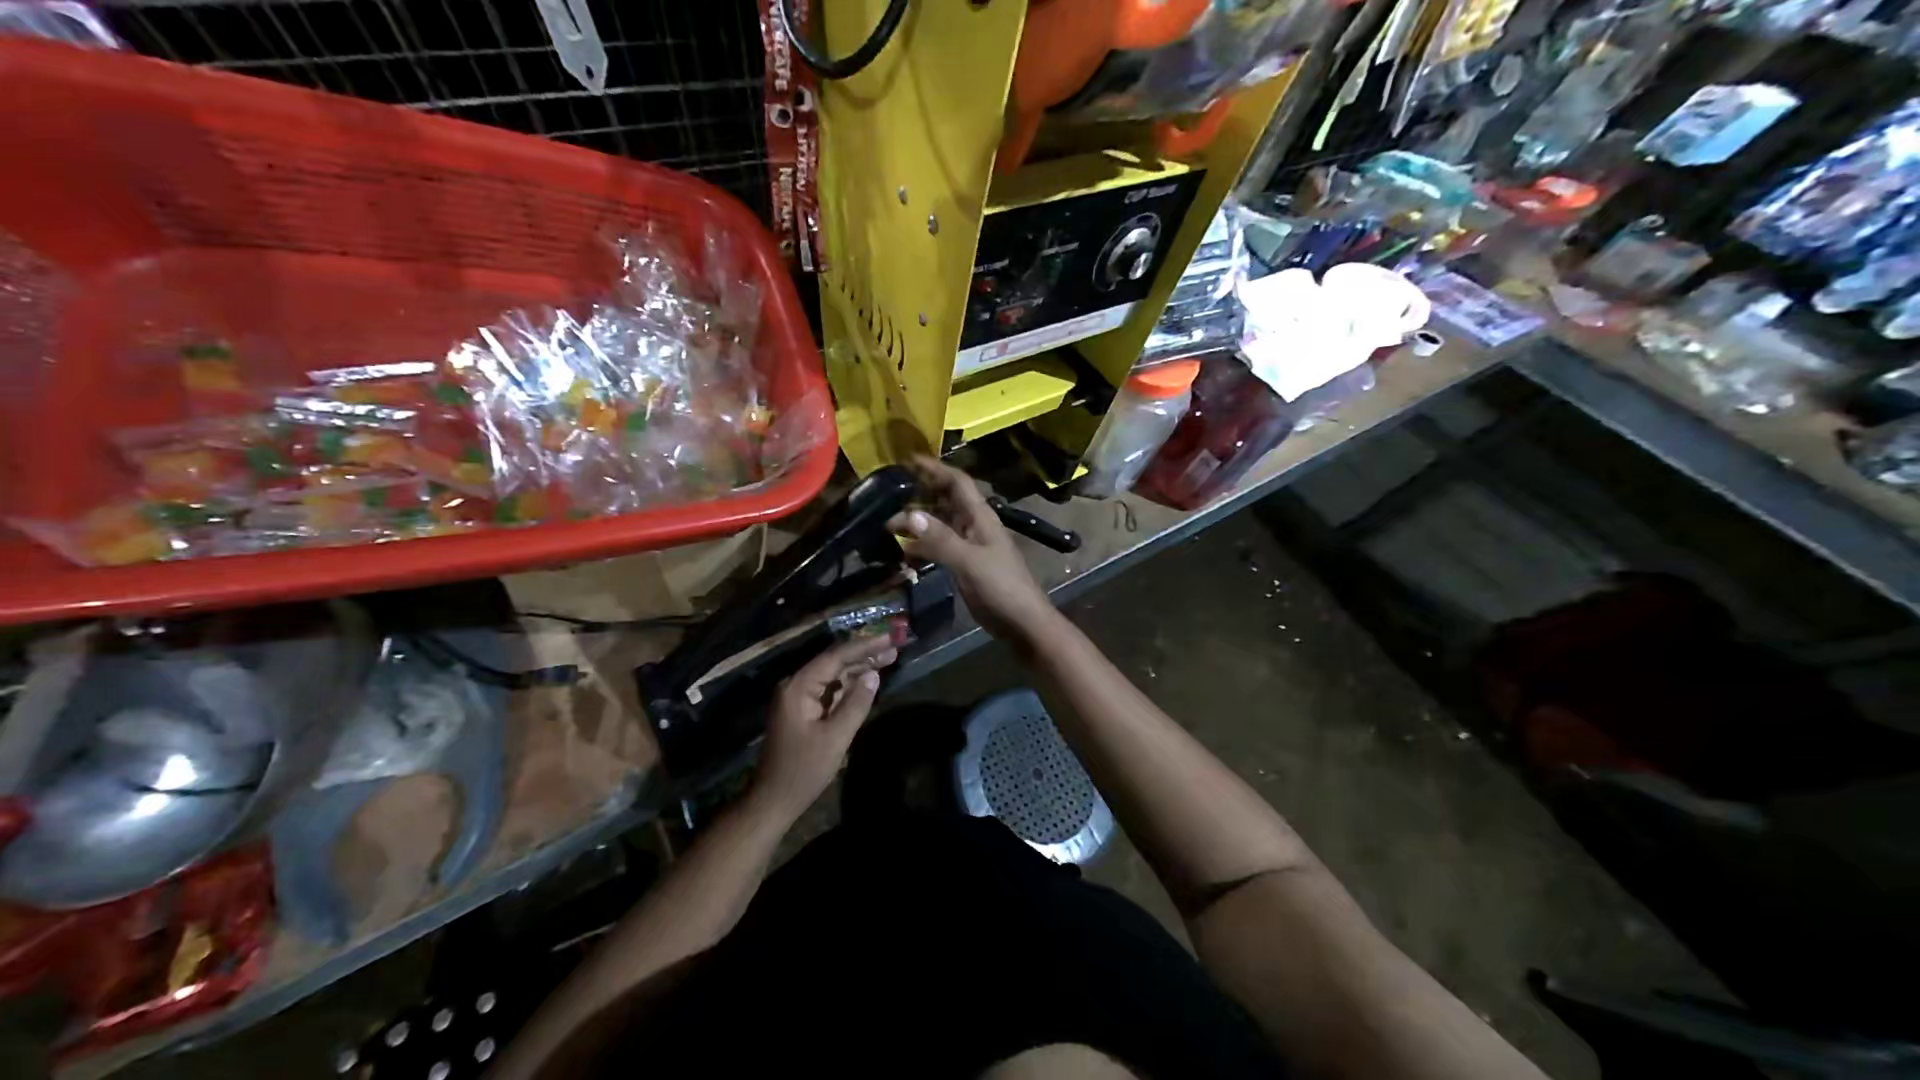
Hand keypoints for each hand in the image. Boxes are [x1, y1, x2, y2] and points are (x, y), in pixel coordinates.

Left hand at [753, 635, 897, 816]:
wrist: (774, 799)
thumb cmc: (804, 770)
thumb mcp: (836, 737)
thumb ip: (856, 703)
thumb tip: (874, 675)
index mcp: (799, 687)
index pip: (835, 657)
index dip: (865, 646)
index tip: (889, 638)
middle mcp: (795, 685)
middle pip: (834, 662)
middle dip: (864, 654)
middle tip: (895, 647)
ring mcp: (798, 698)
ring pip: (833, 675)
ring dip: (859, 668)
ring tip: (889, 658)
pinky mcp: (802, 710)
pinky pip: (829, 689)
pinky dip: (850, 684)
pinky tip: (868, 680)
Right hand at [886, 455, 1055, 644]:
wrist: (1022, 624)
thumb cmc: (1002, 588)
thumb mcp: (969, 561)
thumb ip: (940, 539)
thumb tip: (908, 514)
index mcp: (981, 517)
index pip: (957, 482)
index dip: (935, 468)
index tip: (909, 460)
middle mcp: (975, 526)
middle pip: (946, 500)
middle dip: (922, 493)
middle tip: (891, 491)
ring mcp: (971, 546)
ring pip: (941, 524)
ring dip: (918, 521)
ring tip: (889, 523)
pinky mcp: (966, 566)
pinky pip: (940, 547)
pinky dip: (922, 546)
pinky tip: (904, 553)